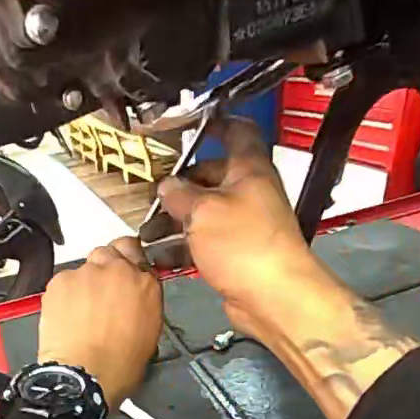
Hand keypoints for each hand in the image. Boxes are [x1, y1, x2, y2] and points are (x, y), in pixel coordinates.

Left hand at [36, 236, 161, 407]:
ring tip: (80, 312)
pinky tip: (66, 316)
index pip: (138, 257)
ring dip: (84, 283)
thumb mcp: (149, 333)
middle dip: (106, 268)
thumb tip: (135, 299)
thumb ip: (144, 303)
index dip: (128, 266)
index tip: (122, 277)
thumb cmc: (118, 365)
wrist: (85, 375)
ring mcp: (88, 273)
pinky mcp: (61, 280)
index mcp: (146, 284)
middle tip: (100, 293)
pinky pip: (63, 280)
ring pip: (85, 267)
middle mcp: (119, 271)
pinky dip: (64, 294)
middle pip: (111, 253)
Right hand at [155, 119, 345, 342]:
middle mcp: (248, 193)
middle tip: (151, 191)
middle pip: (211, 177)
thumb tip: (167, 186)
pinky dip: (181, 246)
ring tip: (147, 227)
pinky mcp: (234, 254)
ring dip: (175, 220)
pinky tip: (159, 254)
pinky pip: (203, 243)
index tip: (192, 123)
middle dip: (179, 184)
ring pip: (203, 213)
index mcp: (249, 169)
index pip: (237, 131)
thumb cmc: (244, 244)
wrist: (272, 296)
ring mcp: (242, 225)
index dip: (216, 123)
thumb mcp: (203, 211)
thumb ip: (180, 194)